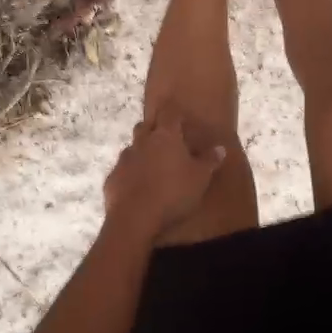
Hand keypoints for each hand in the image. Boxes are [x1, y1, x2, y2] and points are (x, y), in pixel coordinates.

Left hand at [102, 106, 226, 240]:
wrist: (134, 219)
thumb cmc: (173, 193)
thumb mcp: (200, 178)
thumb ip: (209, 161)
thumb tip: (220, 147)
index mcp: (165, 136)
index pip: (169, 113)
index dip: (174, 113)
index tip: (180, 118)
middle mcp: (142, 142)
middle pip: (145, 126)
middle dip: (154, 129)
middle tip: (166, 141)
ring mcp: (124, 160)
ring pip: (132, 148)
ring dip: (141, 153)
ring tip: (152, 167)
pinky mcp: (112, 179)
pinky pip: (122, 171)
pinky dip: (129, 175)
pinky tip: (137, 188)